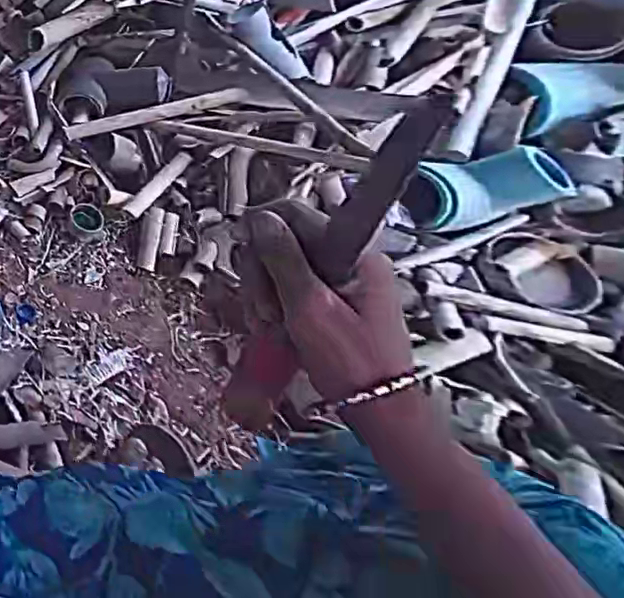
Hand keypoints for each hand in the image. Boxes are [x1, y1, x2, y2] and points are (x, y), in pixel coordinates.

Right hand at [240, 200, 413, 401]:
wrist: (379, 410)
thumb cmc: (353, 363)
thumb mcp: (310, 307)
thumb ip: (284, 259)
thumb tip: (263, 219)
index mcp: (352, 252)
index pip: (296, 212)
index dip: (263, 225)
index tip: (244, 244)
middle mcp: (347, 258)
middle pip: (282, 238)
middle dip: (261, 269)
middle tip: (265, 303)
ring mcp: (338, 277)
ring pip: (279, 261)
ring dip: (263, 289)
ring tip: (271, 318)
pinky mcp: (329, 294)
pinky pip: (287, 282)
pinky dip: (272, 299)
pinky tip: (274, 322)